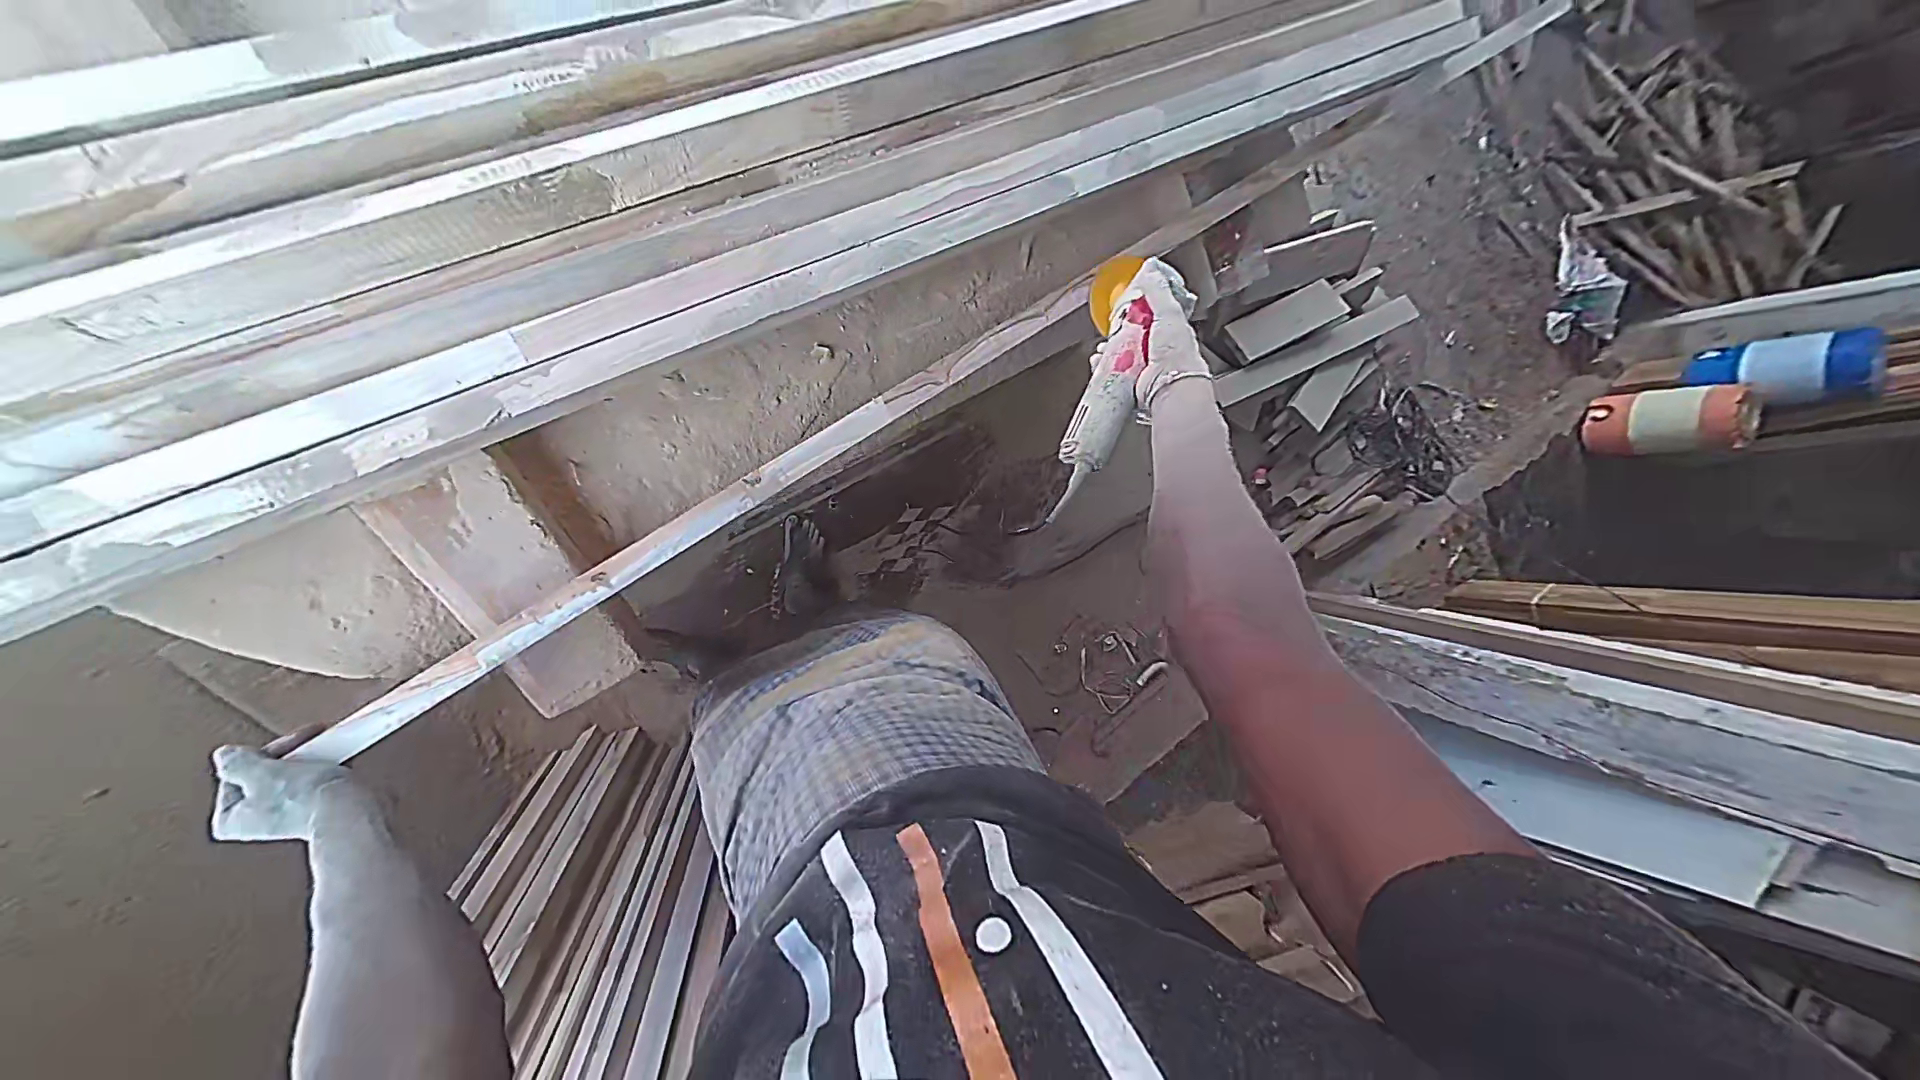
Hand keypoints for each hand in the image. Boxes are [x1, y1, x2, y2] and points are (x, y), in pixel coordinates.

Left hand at [211, 744, 358, 841]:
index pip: (238, 773)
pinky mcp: (317, 810)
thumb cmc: (303, 798)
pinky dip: (324, 770)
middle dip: (289, 756)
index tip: (288, 742)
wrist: (347, 809)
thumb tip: (225, 756)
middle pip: (266, 775)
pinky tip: (336, 762)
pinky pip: (313, 783)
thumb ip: (237, 763)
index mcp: (229, 819)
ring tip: (326, 750)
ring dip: (309, 760)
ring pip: (292, 777)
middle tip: (310, 743)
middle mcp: (255, 822)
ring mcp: (288, 817)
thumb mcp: (262, 772)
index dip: (263, 753)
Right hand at [1107, 258, 1207, 414]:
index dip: (1139, 310)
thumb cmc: (1176, 354)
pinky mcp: (1133, 384)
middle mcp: (1160, 351)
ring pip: (1123, 355)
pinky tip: (1100, 363)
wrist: (1168, 389)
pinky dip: (1105, 367)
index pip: (1154, 316)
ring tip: (1104, 348)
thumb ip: (1158, 293)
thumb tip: (1151, 270)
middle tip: (1112, 329)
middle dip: (1121, 332)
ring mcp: (1146, 368)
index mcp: (1173, 332)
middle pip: (1135, 336)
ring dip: (1111, 351)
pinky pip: (1115, 373)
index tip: (1127, 306)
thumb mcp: (1168, 314)